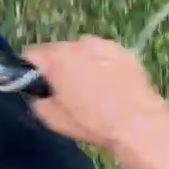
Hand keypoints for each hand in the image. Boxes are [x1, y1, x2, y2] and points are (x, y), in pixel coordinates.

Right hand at [23, 37, 168, 161]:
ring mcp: (101, 44)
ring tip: (92, 88)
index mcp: (56, 58)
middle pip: (55, 51)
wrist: (140, 125)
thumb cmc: (93, 123)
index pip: (30, 54)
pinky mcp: (121, 50)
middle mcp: (76, 43)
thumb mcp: (54, 120)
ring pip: (79, 50)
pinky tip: (110, 84)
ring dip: (79, 64)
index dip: (29, 71)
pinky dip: (100, 64)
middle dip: (56, 67)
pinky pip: (101, 53)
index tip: (38, 86)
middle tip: (66, 91)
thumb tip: (36, 93)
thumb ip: (36, 101)